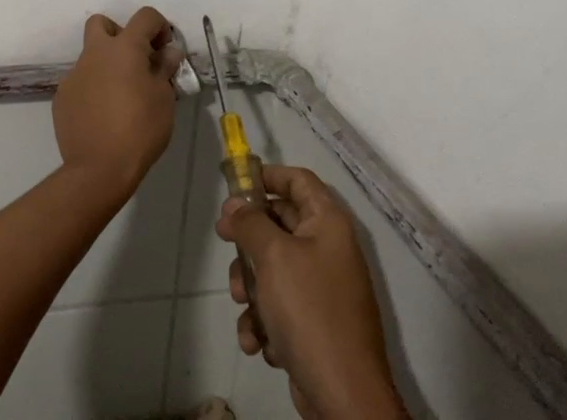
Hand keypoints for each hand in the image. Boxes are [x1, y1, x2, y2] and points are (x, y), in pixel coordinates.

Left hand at [52, 6, 178, 198]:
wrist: (99, 168)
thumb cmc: (141, 130)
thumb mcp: (164, 99)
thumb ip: (164, 69)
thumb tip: (168, 53)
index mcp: (124, 48)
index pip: (145, 16)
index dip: (159, 27)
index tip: (164, 51)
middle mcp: (94, 54)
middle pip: (102, 24)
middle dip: (119, 34)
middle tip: (134, 63)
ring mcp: (74, 75)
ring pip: (90, 57)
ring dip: (106, 67)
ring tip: (120, 97)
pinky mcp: (61, 97)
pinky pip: (80, 82)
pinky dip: (93, 89)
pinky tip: (102, 115)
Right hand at [218, 165, 408, 419]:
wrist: (341, 392)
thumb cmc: (309, 309)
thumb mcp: (273, 256)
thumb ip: (250, 222)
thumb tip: (234, 204)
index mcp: (328, 224)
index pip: (298, 180)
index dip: (267, 174)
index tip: (234, 183)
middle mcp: (328, 249)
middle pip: (279, 224)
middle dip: (248, 239)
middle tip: (224, 240)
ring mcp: (321, 287)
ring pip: (271, 268)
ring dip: (251, 286)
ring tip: (246, 306)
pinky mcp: (312, 322)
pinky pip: (278, 306)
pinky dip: (263, 321)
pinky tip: (259, 341)